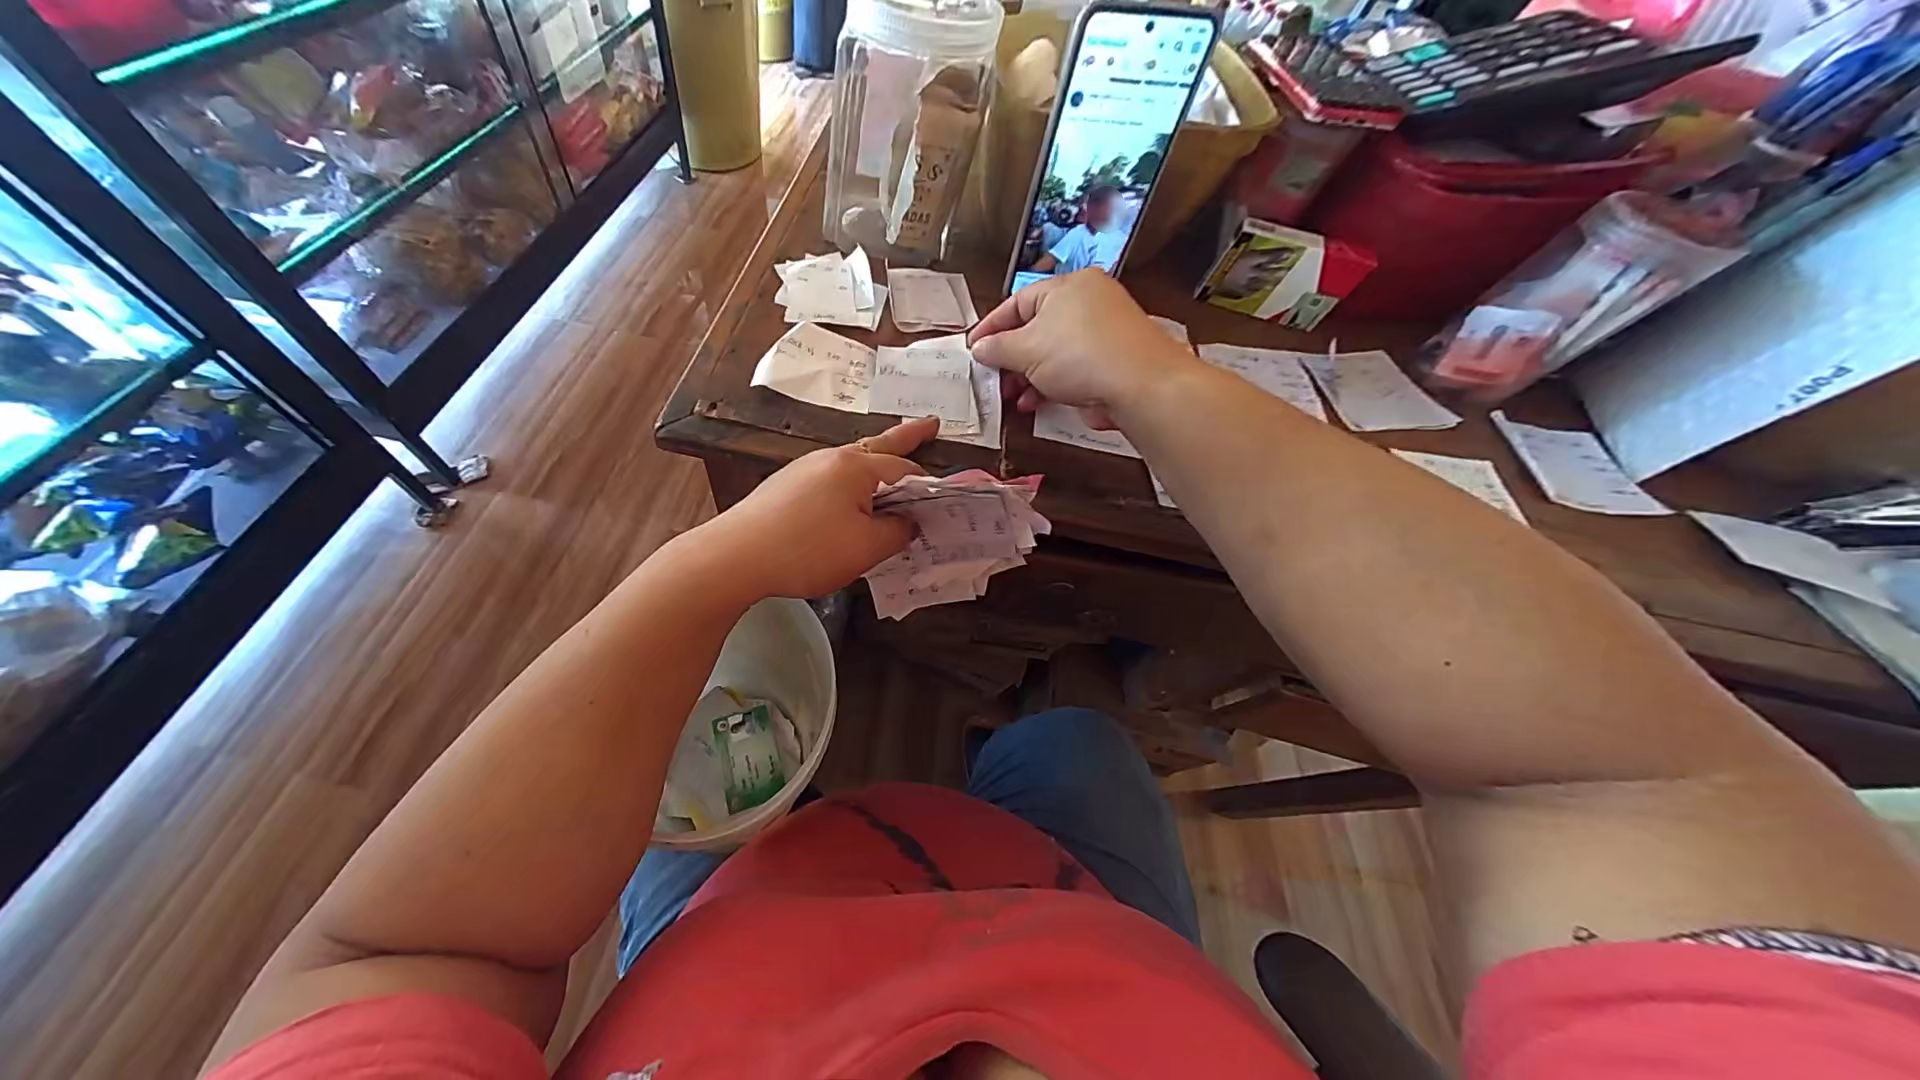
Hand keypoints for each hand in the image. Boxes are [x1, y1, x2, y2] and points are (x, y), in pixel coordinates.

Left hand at [697, 417, 937, 600]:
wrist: (735, 557)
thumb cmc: (808, 550)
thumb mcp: (867, 548)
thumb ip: (897, 532)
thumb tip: (909, 523)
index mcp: (856, 466)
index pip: (904, 468)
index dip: (926, 486)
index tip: (941, 502)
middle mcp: (831, 458)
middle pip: (879, 446)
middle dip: (908, 437)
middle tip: (932, 424)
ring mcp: (805, 469)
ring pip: (853, 462)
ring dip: (878, 463)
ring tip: (894, 466)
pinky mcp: (787, 486)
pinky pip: (832, 478)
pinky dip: (852, 485)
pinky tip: (851, 502)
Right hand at [967, 270, 1197, 425]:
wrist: (1140, 386)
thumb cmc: (1079, 356)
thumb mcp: (1026, 349)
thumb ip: (998, 348)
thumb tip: (980, 348)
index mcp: (1068, 286)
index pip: (1017, 302)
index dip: (991, 327)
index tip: (973, 349)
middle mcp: (1088, 303)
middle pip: (1036, 328)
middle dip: (1010, 358)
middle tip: (992, 378)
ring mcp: (1103, 333)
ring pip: (1053, 352)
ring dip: (1027, 376)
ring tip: (1012, 396)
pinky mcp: (1112, 361)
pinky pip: (1072, 368)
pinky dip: (1050, 383)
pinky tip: (1035, 402)